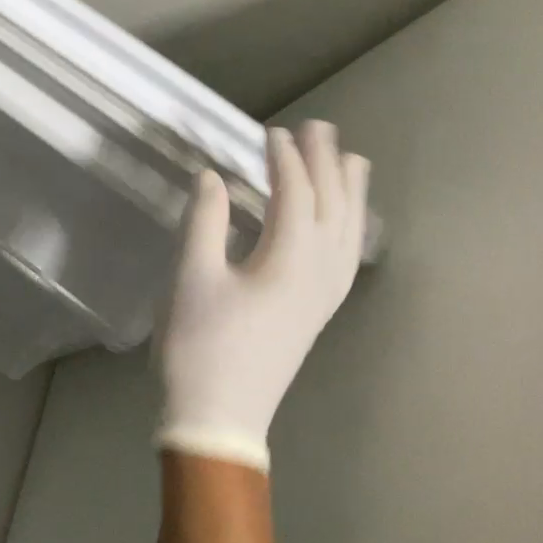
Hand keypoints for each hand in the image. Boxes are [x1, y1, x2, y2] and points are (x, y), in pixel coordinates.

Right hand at [156, 121, 369, 471]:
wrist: (219, 414)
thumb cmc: (198, 343)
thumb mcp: (191, 277)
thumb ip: (205, 222)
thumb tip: (214, 176)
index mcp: (288, 262)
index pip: (295, 196)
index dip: (284, 160)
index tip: (271, 131)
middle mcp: (319, 276)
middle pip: (331, 209)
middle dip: (325, 165)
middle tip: (319, 127)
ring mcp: (323, 298)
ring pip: (347, 233)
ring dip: (348, 193)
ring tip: (351, 160)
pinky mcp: (316, 313)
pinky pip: (345, 256)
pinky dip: (348, 227)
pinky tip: (342, 223)